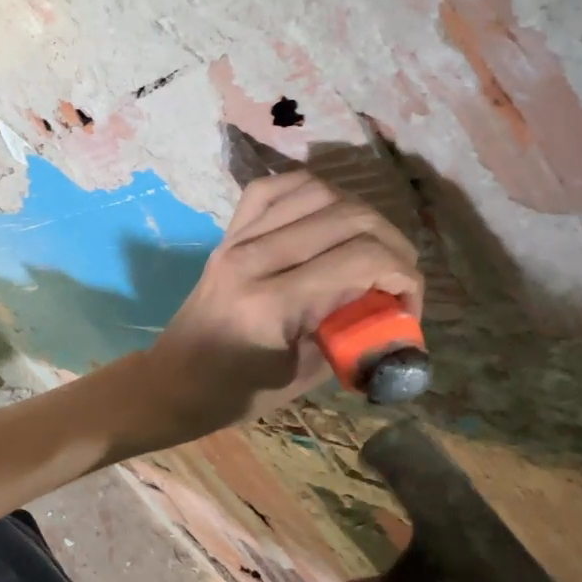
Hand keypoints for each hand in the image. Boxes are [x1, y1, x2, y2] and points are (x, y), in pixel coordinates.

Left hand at [143, 172, 422, 439]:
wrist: (172, 382)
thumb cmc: (236, 392)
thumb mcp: (304, 374)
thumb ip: (353, 333)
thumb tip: (398, 310)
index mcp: (271, 302)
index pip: (362, 258)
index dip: (405, 276)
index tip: (408, 306)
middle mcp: (252, 259)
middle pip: (349, 217)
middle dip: (393, 244)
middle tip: (397, 280)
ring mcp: (235, 241)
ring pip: (317, 192)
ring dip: (358, 214)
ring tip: (369, 250)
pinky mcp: (226, 235)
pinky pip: (272, 189)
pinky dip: (310, 193)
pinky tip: (327, 218)